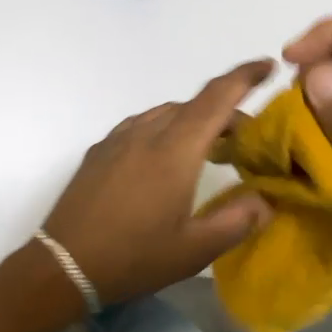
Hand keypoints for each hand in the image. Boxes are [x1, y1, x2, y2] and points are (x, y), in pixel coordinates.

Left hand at [42, 61, 276, 304]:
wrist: (64, 266)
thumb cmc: (134, 258)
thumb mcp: (194, 250)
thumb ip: (237, 221)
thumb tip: (266, 201)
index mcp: (175, 150)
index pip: (217, 97)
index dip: (244, 77)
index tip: (267, 66)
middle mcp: (146, 134)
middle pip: (193, 106)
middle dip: (224, 111)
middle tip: (245, 140)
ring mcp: (117, 140)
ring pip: (165, 114)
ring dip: (192, 121)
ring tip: (208, 149)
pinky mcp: (99, 153)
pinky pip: (140, 126)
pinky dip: (164, 130)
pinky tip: (165, 159)